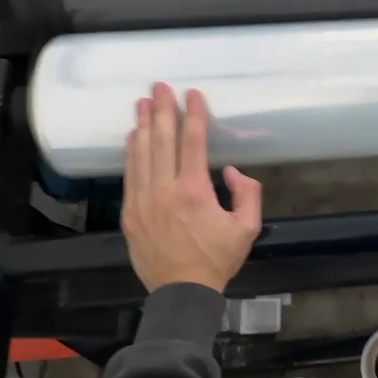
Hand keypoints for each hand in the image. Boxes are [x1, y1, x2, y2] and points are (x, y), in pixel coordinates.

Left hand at [121, 83, 262, 293]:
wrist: (182, 291)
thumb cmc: (218, 259)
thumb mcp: (247, 228)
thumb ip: (248, 194)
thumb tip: (232, 172)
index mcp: (195, 190)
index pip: (192, 142)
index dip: (193, 115)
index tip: (192, 94)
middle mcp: (165, 190)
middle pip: (161, 141)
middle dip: (161, 110)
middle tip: (158, 87)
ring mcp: (143, 201)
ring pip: (140, 154)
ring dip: (141, 125)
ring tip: (141, 103)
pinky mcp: (130, 214)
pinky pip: (130, 175)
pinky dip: (131, 153)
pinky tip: (132, 137)